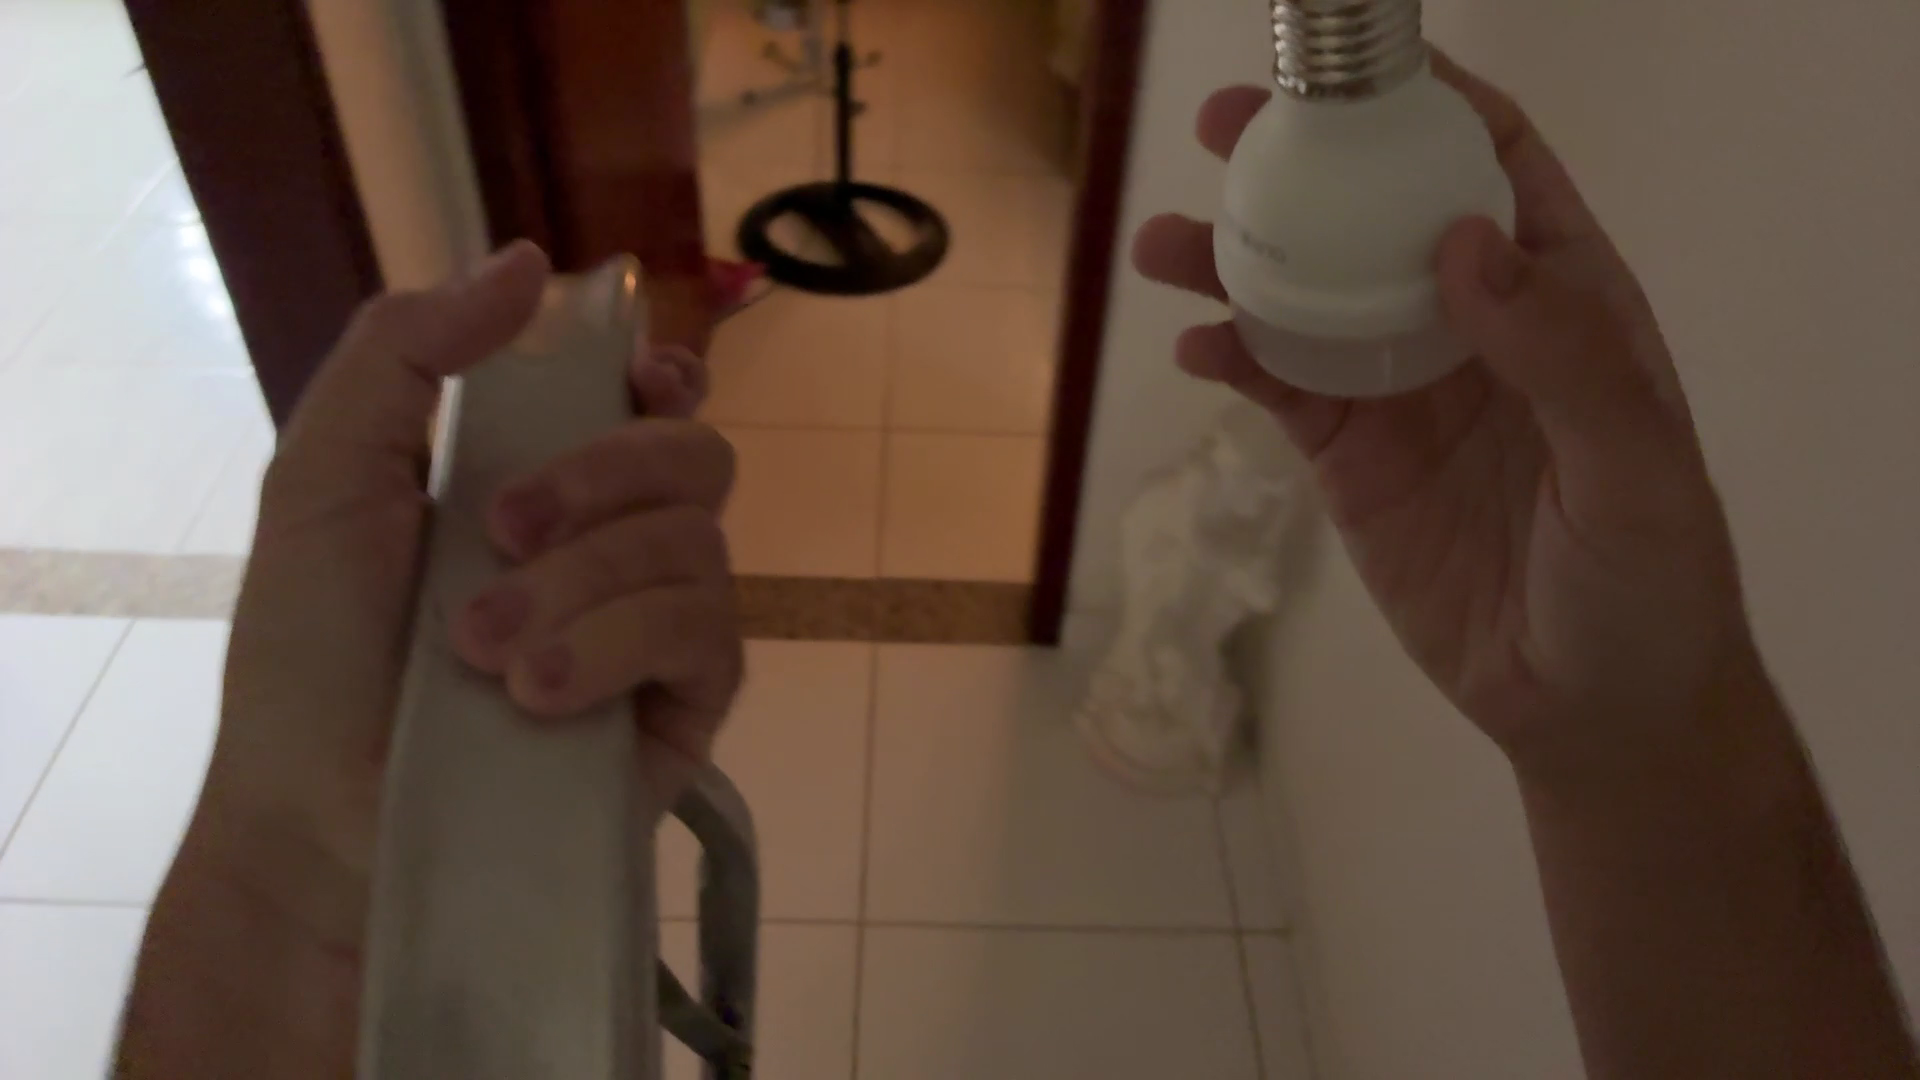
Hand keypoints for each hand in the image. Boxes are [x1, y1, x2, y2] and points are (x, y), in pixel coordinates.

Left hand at [121, 243, 740, 1076]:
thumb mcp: (327, 479)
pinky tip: (544, 695)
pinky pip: (704, 628)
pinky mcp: (698, 686)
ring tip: (487, 654)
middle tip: (505, 531)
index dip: (667, 380)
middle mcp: (634, 539)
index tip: (635, 382)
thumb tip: (531, 265)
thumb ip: (408, 355)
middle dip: (610, 476)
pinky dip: (619, 645)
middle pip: (701, 460)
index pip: (663, 407)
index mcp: (566, 483)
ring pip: (697, 545)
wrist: (337, 813)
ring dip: (583, 585)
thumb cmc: (322, 649)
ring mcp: (675, 613)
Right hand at [1132, 57, 1753, 783]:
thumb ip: (1560, 352)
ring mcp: (1393, 393)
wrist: (1575, 696)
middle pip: (1370, 227)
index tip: (1343, 74)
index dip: (1422, 106)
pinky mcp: (1342, 457)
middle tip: (1219, 136)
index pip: (1492, 168)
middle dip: (1300, 174)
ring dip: (1237, 273)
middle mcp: (1464, 330)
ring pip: (1303, 309)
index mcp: (1557, 300)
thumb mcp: (1633, 466)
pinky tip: (1196, 349)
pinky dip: (1236, 365)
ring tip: (1165, 248)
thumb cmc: (1639, 581)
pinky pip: (1281, 393)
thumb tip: (1459, 242)